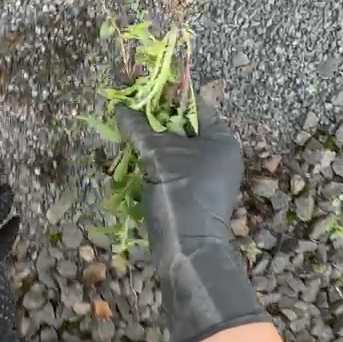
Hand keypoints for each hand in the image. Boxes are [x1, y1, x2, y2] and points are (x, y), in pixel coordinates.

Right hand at [117, 95, 268, 341]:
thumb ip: (139, 128)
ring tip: (127, 139)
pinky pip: (172, 173)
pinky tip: (133, 166)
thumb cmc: (181, 193)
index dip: (170, 98)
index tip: (143, 93)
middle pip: (184, 130)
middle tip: (130, 117)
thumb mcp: (157, 155)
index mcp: (222, 140)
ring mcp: (208, 180)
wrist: (187, 248)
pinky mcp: (193, 198)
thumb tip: (120, 107)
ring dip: (151, 146)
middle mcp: (220, 157)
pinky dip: (154, 168)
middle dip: (156, 124)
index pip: (197, 106)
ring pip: (175, 153)